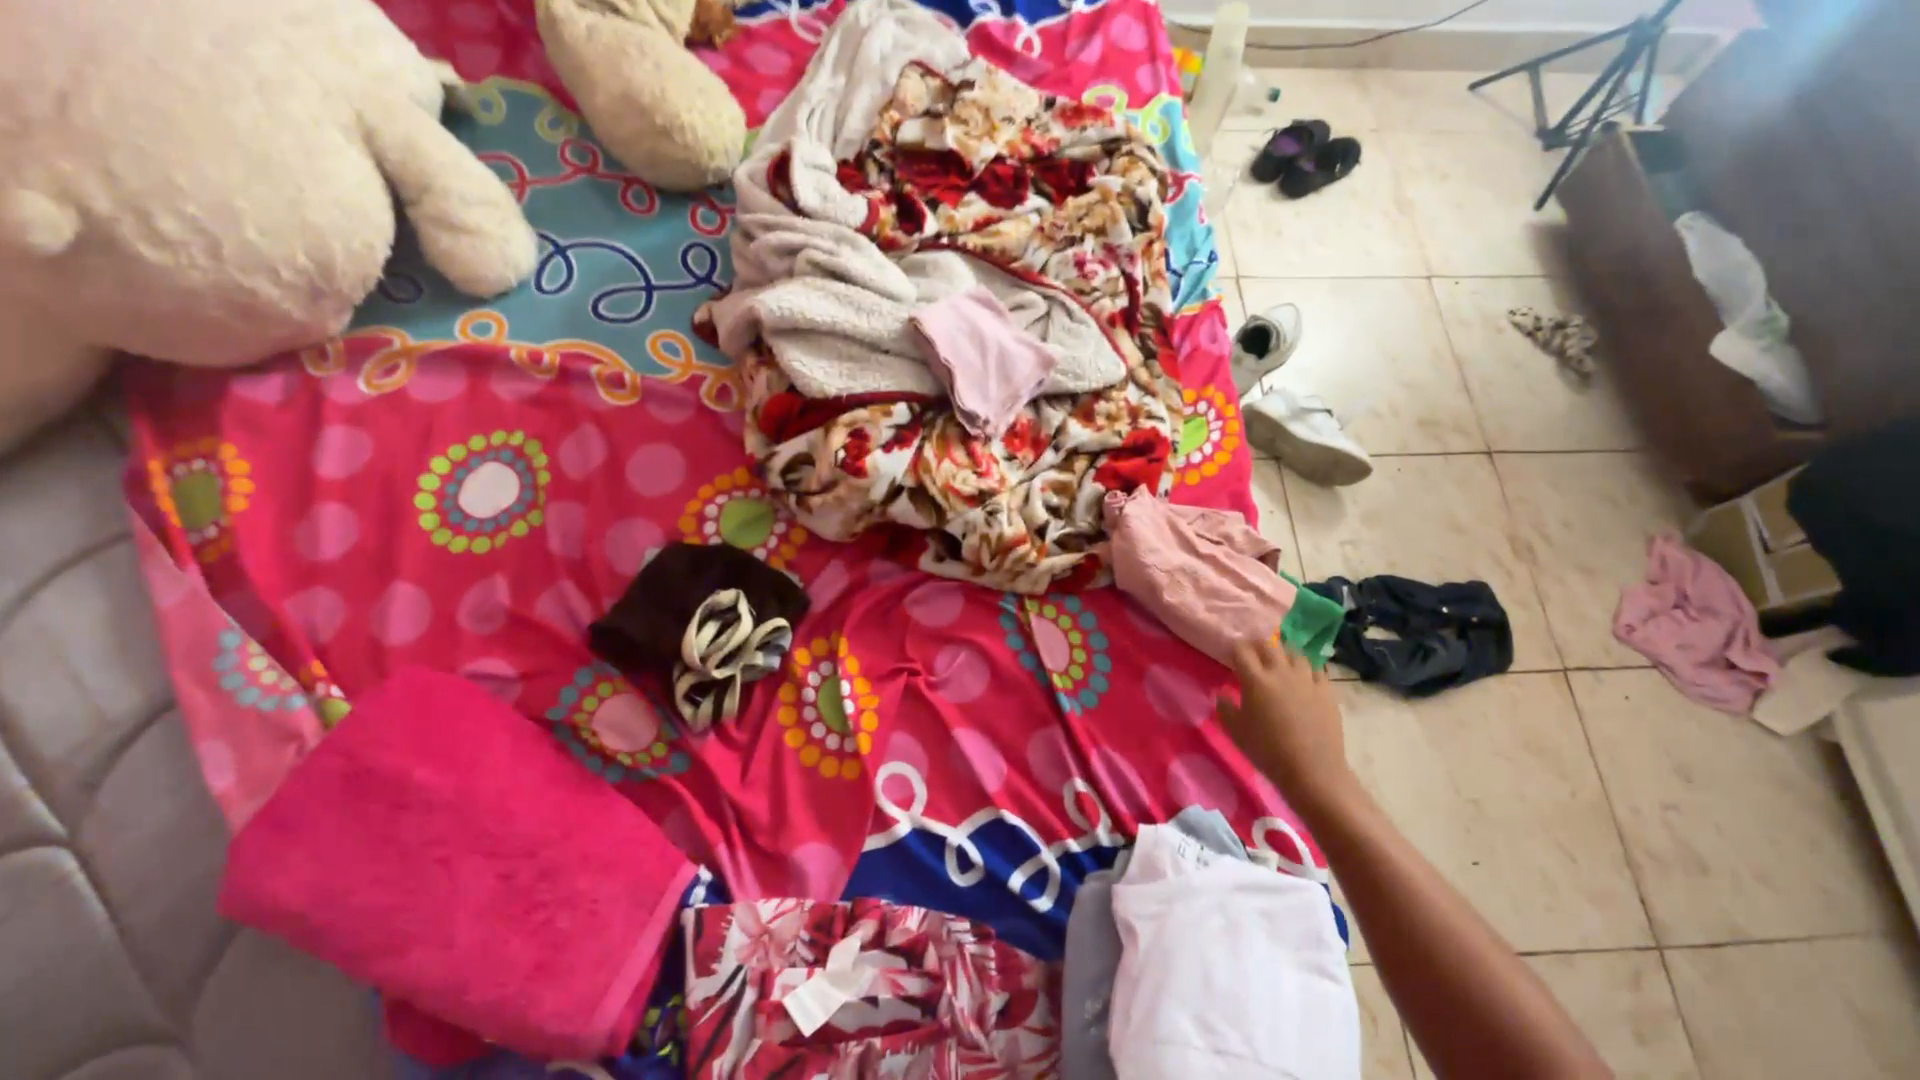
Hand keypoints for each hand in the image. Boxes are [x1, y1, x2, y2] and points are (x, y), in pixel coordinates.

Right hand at [1216, 637, 1358, 818]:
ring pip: (1295, 653)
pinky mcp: (1327, 690)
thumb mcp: (1236, 732)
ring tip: (1281, 661)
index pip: (1242, 650)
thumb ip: (1225, 708)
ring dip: (1284, 653)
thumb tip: (1223, 694)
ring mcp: (1307, 679)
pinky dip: (1307, 669)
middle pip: (1269, 645)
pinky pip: (1316, 670)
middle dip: (1258, 645)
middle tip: (1254, 653)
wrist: (1311, 769)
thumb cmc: (1267, 751)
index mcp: (1255, 680)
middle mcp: (1281, 672)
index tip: (1233, 654)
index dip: (1236, 648)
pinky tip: (1304, 678)